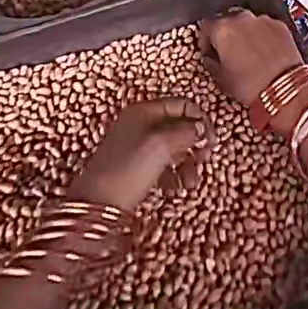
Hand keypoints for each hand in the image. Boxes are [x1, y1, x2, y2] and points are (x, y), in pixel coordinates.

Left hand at [66, 99, 211, 211]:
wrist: (96, 204)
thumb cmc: (127, 169)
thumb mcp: (161, 145)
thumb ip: (185, 132)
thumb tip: (201, 129)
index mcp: (144, 110)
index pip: (181, 104)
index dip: (199, 119)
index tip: (210, 140)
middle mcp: (139, 124)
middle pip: (178, 126)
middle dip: (194, 143)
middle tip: (203, 160)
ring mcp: (136, 146)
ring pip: (172, 148)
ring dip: (186, 164)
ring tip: (190, 182)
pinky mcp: (135, 168)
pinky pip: (161, 165)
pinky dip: (172, 175)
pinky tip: (174, 189)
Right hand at [197, 9, 304, 108]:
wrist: (286, 89)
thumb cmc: (250, 86)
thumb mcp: (222, 79)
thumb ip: (211, 63)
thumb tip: (210, 58)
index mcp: (222, 30)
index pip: (206, 26)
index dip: (206, 40)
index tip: (209, 51)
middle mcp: (241, 18)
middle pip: (227, 21)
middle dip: (227, 35)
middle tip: (230, 53)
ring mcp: (262, 20)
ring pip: (248, 23)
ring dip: (245, 34)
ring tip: (250, 53)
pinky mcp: (280, 25)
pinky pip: (266, 27)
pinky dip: (263, 35)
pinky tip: (266, 52)